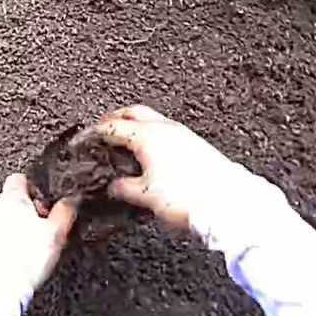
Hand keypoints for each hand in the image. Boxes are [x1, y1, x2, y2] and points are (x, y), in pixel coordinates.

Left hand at [0, 174, 79, 298]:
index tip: (40, 205)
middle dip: (20, 217)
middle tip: (35, 237)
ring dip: (4, 236)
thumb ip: (64, 213)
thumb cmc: (21, 263)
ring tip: (20, 258)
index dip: (32, 190)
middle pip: (6, 204)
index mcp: (12, 199)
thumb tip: (70, 202)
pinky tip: (3, 270)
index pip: (20, 180)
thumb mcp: (55, 235)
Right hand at [84, 105, 256, 234]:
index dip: (97, 132)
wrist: (227, 203)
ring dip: (137, 124)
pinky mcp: (195, 144)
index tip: (87, 136)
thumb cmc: (187, 197)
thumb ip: (124, 188)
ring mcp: (182, 134)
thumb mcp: (145, 196)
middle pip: (134, 113)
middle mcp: (164, 129)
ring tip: (127, 138)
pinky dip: (153, 133)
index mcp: (147, 136)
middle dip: (117, 117)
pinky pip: (166, 130)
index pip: (114, 127)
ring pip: (152, 119)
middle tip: (104, 127)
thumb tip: (114, 186)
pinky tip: (152, 150)